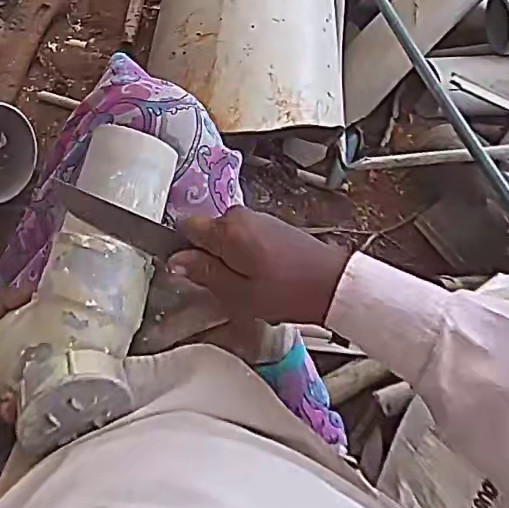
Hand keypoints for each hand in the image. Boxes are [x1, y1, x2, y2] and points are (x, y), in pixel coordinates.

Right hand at [168, 207, 351, 325]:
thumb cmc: (285, 291)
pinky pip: (243, 235)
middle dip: (210, 256)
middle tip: (227, 285)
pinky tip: (264, 275)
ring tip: (250, 283)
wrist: (334, 283)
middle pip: (206, 232)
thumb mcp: (237, 292)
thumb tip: (174, 261)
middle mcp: (237, 214)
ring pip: (225, 235)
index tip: (194, 271)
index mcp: (225, 229)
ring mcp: (256, 216)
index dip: (184, 249)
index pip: (185, 227)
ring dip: (230, 256)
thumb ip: (203, 273)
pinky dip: (246, 253)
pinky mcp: (270, 223)